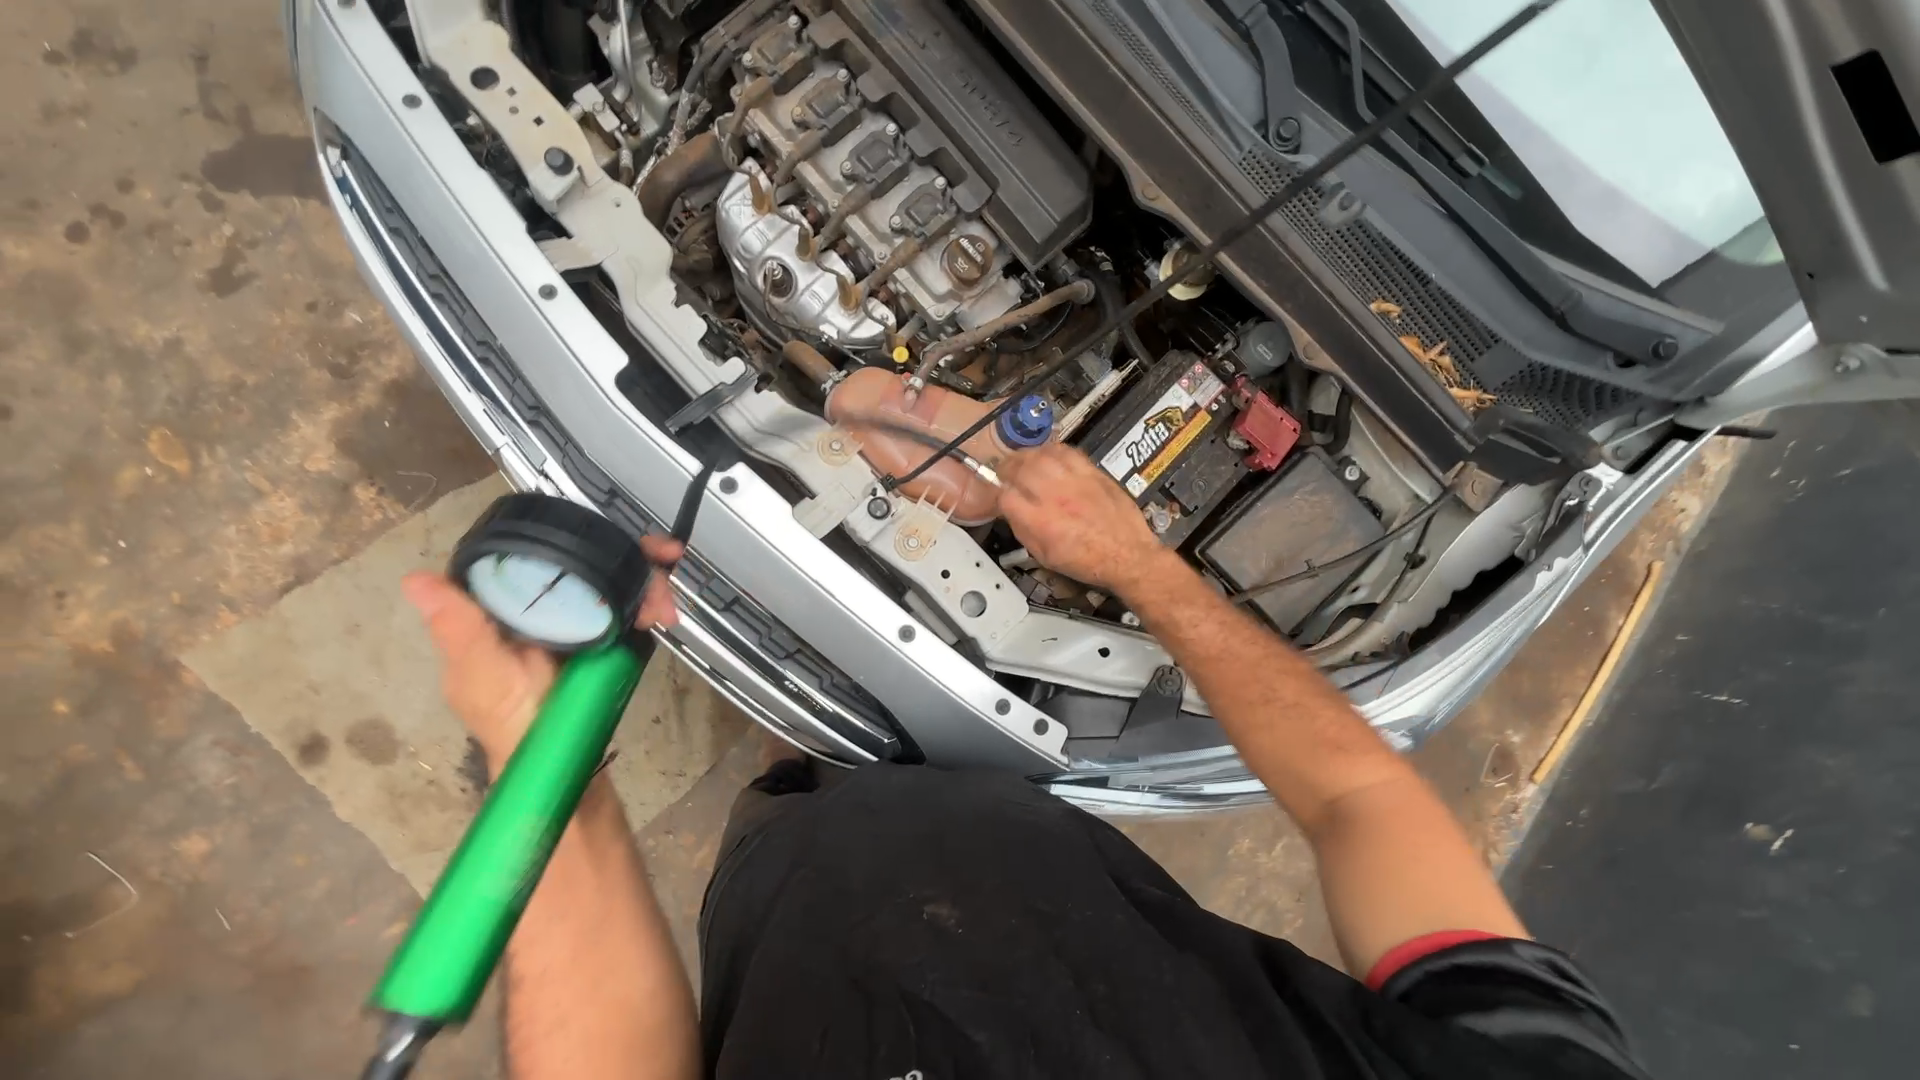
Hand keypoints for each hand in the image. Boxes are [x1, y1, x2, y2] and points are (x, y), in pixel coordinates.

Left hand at [403, 535, 683, 767]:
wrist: (564, 760)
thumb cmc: (512, 720)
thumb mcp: (481, 676)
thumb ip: (459, 629)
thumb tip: (416, 582)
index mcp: (499, 606)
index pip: (527, 554)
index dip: (561, 534)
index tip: (596, 529)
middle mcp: (537, 604)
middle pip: (583, 559)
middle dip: (625, 555)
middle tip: (662, 557)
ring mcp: (573, 616)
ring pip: (612, 577)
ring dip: (646, 581)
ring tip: (665, 608)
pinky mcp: (602, 631)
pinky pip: (628, 602)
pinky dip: (651, 599)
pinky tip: (665, 611)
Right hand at [996, 444, 1173, 594]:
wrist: (1128, 556)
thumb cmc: (1091, 560)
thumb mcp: (1046, 557)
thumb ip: (1024, 532)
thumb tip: (1011, 513)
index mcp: (1041, 523)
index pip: (1005, 496)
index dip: (997, 493)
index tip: (999, 494)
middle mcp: (1056, 499)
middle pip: (1019, 468)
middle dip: (1006, 468)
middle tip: (1005, 472)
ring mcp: (1075, 483)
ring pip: (1041, 455)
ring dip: (1026, 455)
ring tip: (1022, 460)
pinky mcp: (1093, 474)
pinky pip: (1067, 451)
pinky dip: (1053, 450)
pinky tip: (1049, 456)